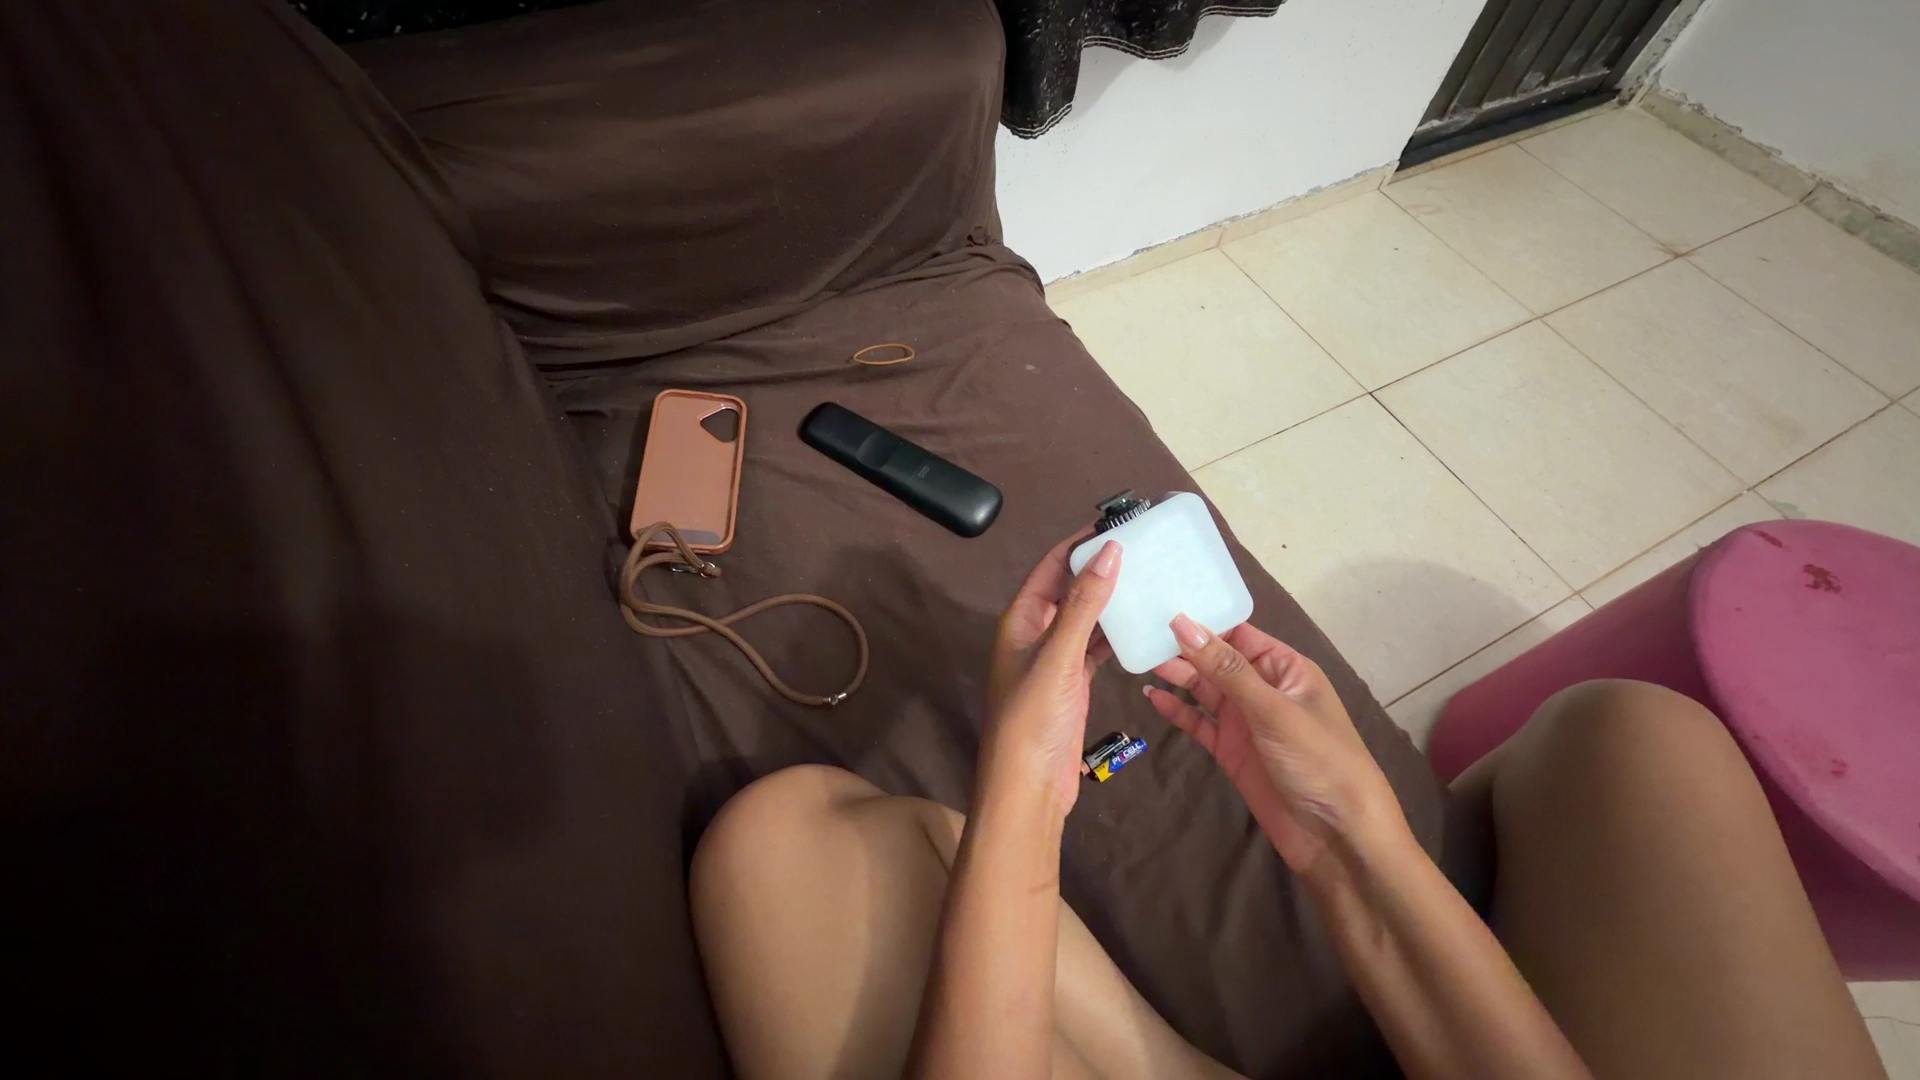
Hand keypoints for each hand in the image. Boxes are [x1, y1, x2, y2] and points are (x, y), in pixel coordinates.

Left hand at [982, 531, 1120, 814]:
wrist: (1029, 784)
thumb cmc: (1033, 716)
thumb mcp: (1058, 655)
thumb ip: (1084, 604)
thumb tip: (1110, 551)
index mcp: (1021, 619)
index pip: (1050, 567)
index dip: (1078, 543)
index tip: (1115, 524)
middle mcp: (1035, 633)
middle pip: (1069, 589)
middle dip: (1099, 568)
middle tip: (1142, 550)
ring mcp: (1055, 658)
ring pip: (1085, 617)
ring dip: (1111, 600)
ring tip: (1149, 579)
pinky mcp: (1073, 681)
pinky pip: (1096, 647)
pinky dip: (1116, 635)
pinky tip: (1142, 625)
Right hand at [1144, 617, 1406, 882]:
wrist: (1337, 838)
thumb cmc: (1319, 761)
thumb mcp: (1272, 710)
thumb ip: (1226, 669)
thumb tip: (1183, 624)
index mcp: (1286, 669)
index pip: (1239, 634)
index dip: (1204, 621)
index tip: (1163, 606)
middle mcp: (1264, 689)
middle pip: (1216, 659)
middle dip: (1183, 647)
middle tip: (1141, 633)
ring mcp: (1246, 721)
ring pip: (1204, 689)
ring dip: (1177, 675)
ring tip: (1140, 660)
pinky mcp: (1231, 750)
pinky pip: (1198, 722)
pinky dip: (1177, 710)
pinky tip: (1153, 696)